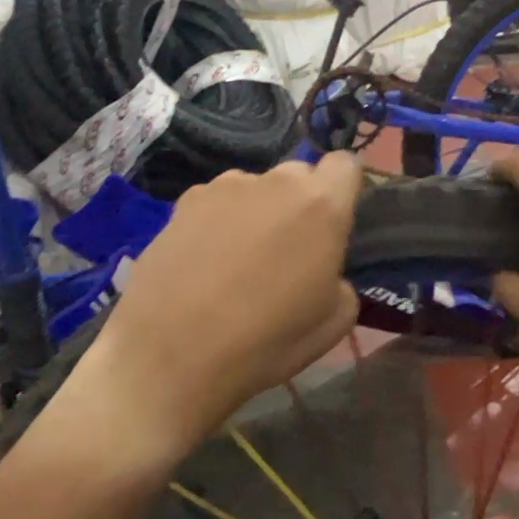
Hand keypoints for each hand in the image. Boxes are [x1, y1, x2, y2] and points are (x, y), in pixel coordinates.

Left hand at [60, 155, 362, 453]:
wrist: (172, 354)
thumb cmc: (267, 341)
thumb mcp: (334, 323)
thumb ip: (341, 280)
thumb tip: (325, 272)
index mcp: (321, 205)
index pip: (346, 165)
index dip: (344, 191)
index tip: (336, 224)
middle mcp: (275, 182)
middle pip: (299, 175)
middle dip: (300, 203)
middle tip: (288, 251)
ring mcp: (224, 187)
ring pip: (255, 188)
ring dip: (257, 212)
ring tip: (238, 261)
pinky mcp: (183, 202)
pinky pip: (216, 203)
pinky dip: (218, 223)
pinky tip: (203, 263)